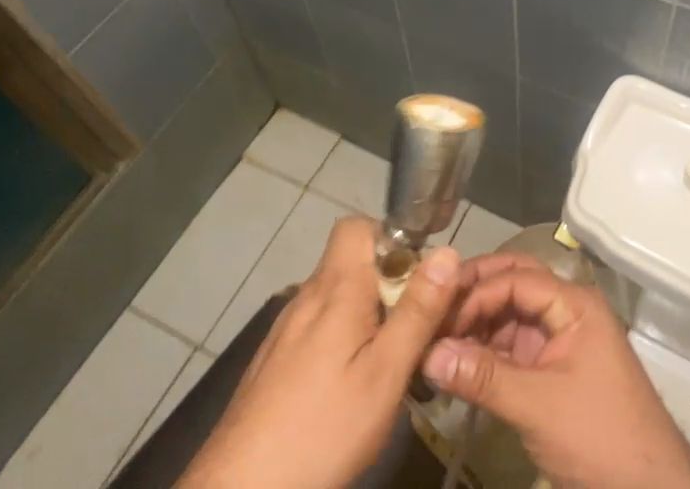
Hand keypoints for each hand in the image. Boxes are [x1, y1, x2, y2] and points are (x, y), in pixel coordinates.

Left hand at [177, 216, 459, 488]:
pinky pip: (320, 330)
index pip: (356, 226)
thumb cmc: (322, 427)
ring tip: (393, 365)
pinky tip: (355, 387)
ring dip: (371, 317)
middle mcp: (305, 299)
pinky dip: (345, 342)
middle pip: (353, 265)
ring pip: (338, 300)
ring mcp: (285, 331)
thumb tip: (448, 252)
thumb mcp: (385, 372)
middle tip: (418, 333)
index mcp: (333, 290)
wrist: (241, 488)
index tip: (420, 280)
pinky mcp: (275, 362)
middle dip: (391, 286)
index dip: (392, 240)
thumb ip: (417, 312)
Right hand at [422, 254, 689, 488]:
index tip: (434, 316)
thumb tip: (428, 352)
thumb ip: (484, 377)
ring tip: (429, 339)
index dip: (474, 293)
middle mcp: (564, 313)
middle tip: (428, 311)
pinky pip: (508, 348)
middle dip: (471, 295)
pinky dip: (480, 353)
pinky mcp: (548, 371)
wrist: (646, 486)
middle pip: (512, 286)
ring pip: (506, 317)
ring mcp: (556, 342)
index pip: (516, 279)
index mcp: (574, 305)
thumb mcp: (539, 406)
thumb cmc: (601, 436)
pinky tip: (450, 364)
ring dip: (471, 325)